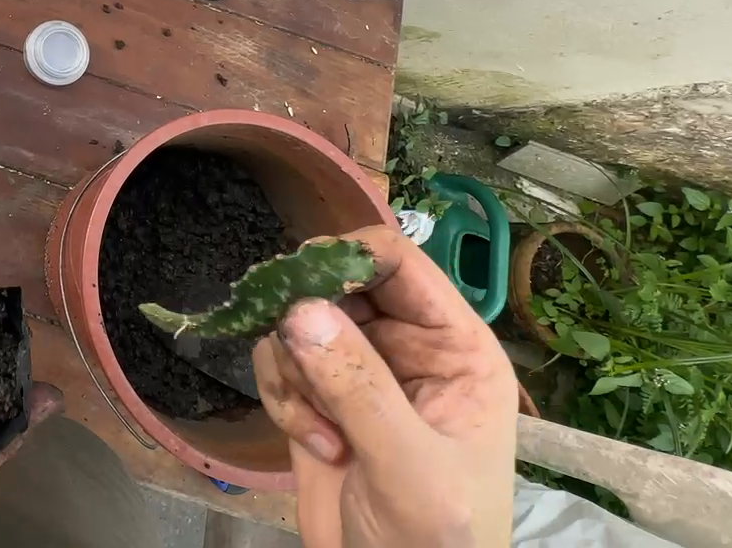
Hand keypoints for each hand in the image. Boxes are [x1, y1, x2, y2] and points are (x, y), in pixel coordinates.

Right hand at [252, 225, 517, 547]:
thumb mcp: (410, 473)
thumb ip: (358, 388)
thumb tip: (297, 307)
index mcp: (454, 347)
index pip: (396, 261)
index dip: (345, 258)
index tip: (298, 290)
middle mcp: (405, 344)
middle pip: (332, 280)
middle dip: (306, 325)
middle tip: (302, 369)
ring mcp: (359, 366)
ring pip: (296, 318)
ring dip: (293, 371)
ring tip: (324, 431)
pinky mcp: (318, 389)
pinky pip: (277, 357)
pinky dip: (280, 395)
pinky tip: (313, 442)